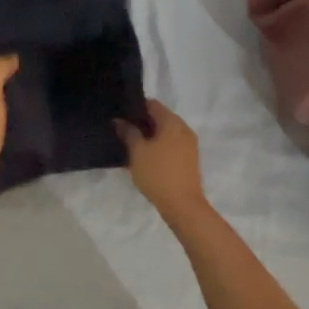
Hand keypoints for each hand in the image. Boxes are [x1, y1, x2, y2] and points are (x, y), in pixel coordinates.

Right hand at [115, 99, 208, 214]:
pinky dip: (159, 145)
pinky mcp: (189, 158)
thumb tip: (119, 120)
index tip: (120, 114)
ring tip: (131, 143)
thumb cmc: (157, 173)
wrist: (182, 205)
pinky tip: (145, 155)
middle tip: (122, 129)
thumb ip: (128, 132)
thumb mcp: (137, 152)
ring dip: (150, 135)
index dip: (135, 107)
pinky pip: (171, 144)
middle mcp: (184, 129)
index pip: (152, 104)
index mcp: (172, 122)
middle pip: (160, 117)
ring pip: (166, 132)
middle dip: (142, 122)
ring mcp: (189, 144)